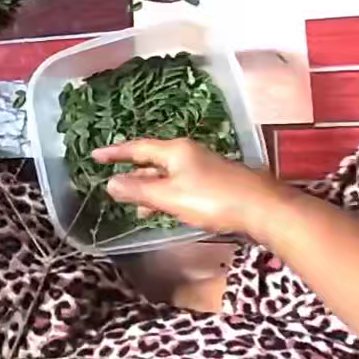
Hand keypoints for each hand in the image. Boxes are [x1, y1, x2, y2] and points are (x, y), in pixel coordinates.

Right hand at [92, 138, 285, 234]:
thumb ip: (138, 190)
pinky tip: (162, 210)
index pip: (137, 147)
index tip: (95, 155)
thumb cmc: (212, 199)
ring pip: (165, 174)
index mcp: (175, 151)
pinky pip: (178, 184)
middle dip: (131, 172)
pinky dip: (164, 194)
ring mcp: (202, 168)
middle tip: (112, 180)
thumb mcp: (169, 196)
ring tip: (133, 205)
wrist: (263, 209)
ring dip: (148, 187)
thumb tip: (110, 183)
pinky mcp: (213, 183)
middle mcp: (187, 154)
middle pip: (152, 160)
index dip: (115, 152)